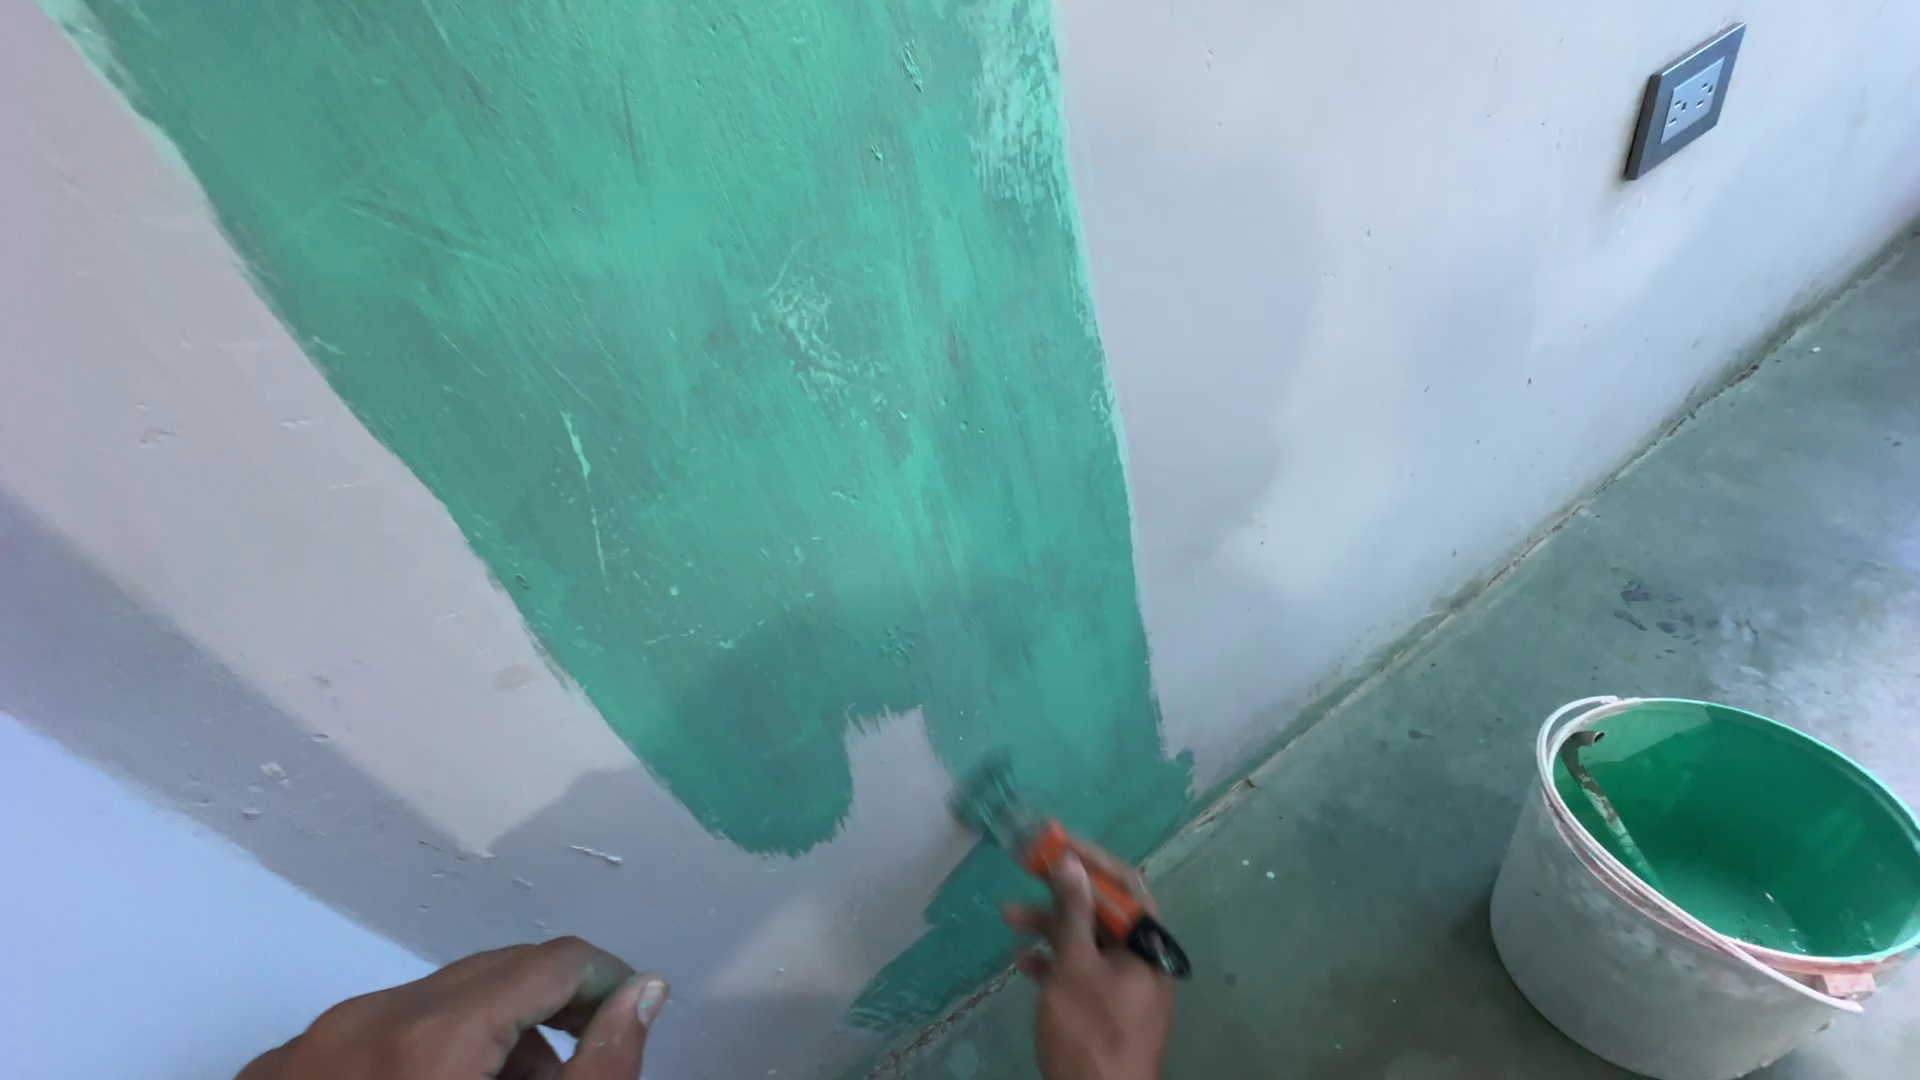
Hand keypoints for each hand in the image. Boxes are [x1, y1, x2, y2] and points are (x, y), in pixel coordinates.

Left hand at [235, 936, 668, 1079]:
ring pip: (439, 1001)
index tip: (629, 1020)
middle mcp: (361, 1020)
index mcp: (428, 1035)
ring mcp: (300, 1052)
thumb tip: (645, 990)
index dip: (609, 980)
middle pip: (499, 973)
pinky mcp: (269, 1076)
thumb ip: (600, 1068)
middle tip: (576, 1072)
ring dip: (492, 1036)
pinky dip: (426, 1054)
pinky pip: (378, 1032)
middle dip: (554, 1012)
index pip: (555, 960)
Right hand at [1003, 840, 1174, 1079]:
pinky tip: (1023, 961)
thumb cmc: (1089, 1033)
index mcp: (1147, 945)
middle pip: (1104, 908)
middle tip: (1027, 869)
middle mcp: (1142, 960)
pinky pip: (1082, 971)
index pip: (1125, 882)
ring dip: (1050, 925)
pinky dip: (1055, 961)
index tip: (1054, 843)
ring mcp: (1126, 987)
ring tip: (1008, 917)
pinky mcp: (1107, 1010)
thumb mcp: (1074, 966)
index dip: (1090, 857)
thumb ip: (1072, 910)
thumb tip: (1071, 861)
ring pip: (1088, 939)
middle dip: (1062, 889)